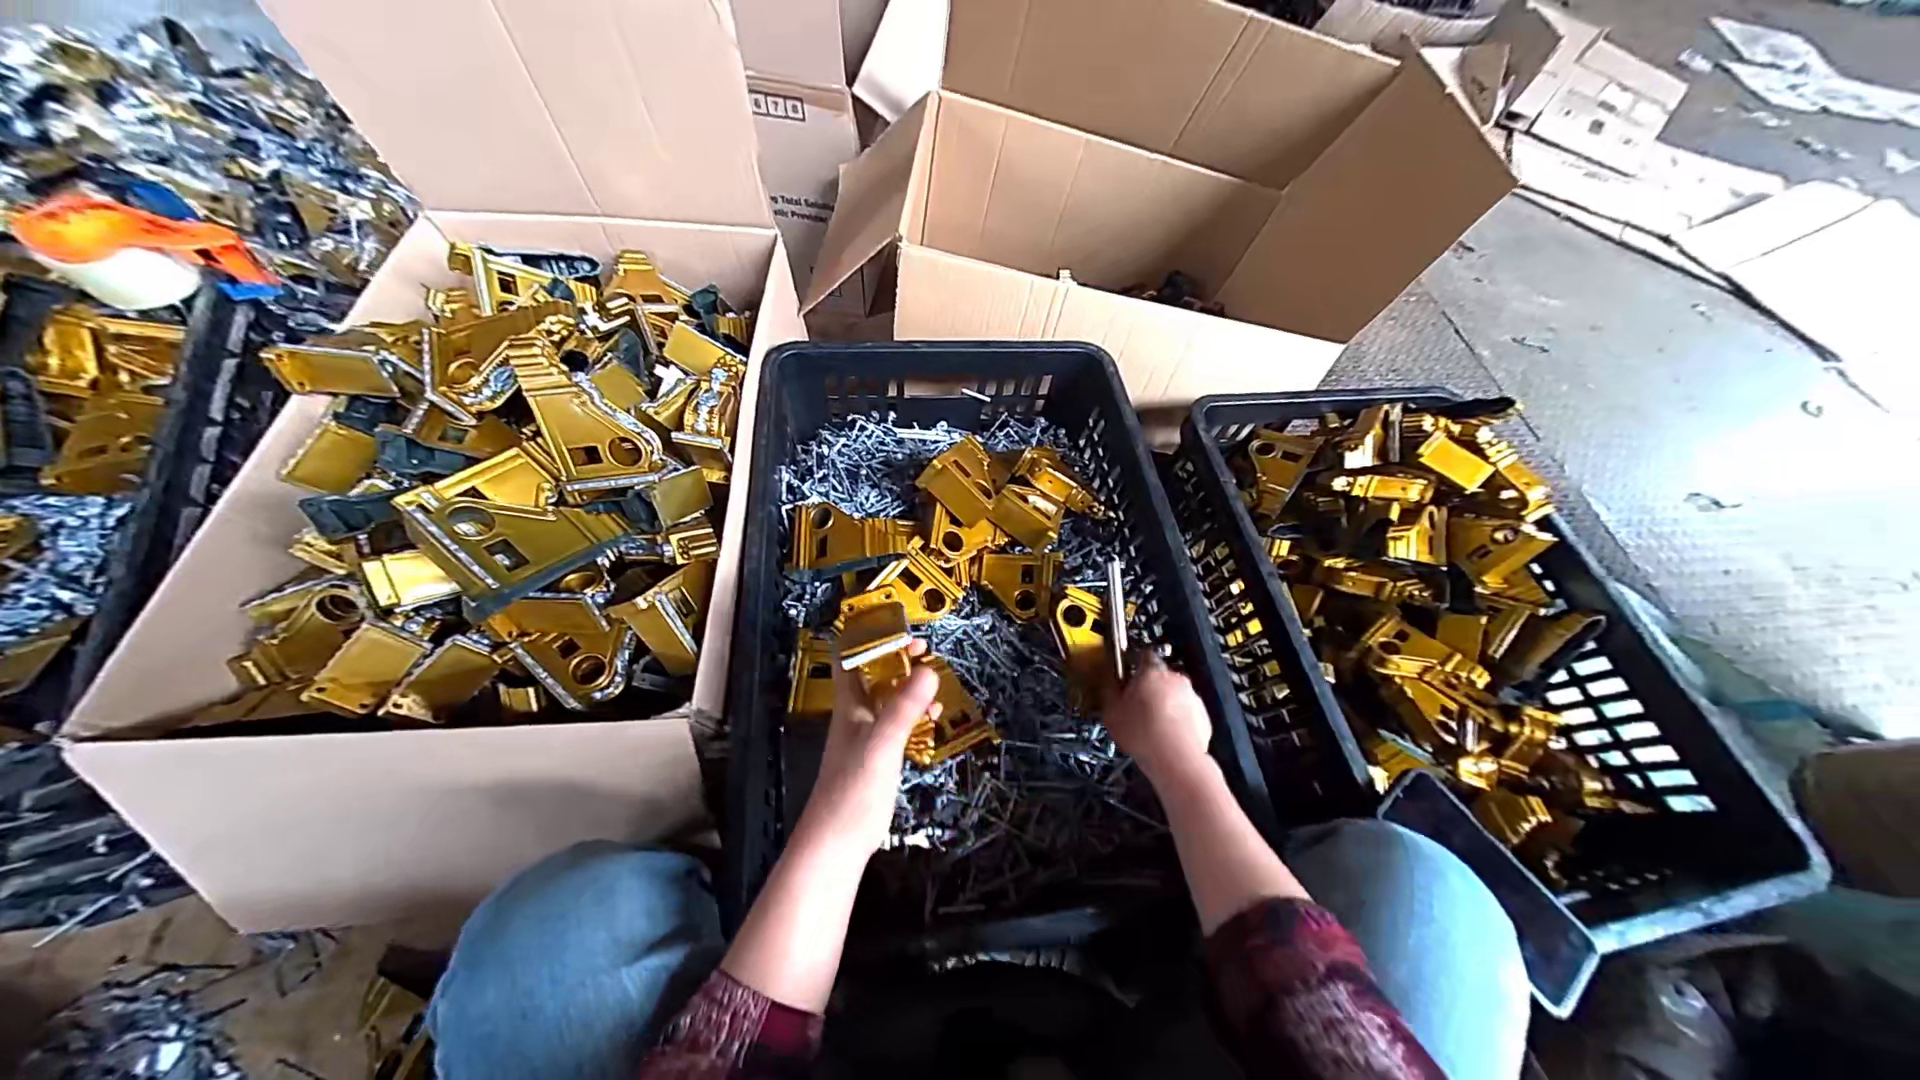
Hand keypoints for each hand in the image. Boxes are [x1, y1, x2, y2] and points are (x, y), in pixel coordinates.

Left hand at [793, 639, 940, 859]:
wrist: (836, 843)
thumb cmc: (851, 794)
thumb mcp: (883, 743)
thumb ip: (904, 707)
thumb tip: (927, 670)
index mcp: (850, 705)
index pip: (851, 657)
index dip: (872, 636)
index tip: (901, 628)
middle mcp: (855, 715)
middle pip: (874, 673)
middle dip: (898, 657)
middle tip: (924, 651)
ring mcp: (866, 735)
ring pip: (887, 697)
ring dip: (908, 684)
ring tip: (932, 680)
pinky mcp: (877, 757)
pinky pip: (897, 723)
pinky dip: (913, 714)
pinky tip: (929, 718)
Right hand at [1104, 651, 1212, 786]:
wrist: (1176, 760)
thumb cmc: (1144, 734)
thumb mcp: (1112, 711)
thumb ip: (1111, 691)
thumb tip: (1110, 684)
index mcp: (1152, 671)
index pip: (1142, 655)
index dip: (1132, 665)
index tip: (1126, 676)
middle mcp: (1175, 679)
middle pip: (1159, 676)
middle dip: (1147, 687)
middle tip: (1134, 706)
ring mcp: (1192, 697)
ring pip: (1173, 694)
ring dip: (1163, 704)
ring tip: (1149, 726)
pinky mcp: (1203, 716)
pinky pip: (1186, 712)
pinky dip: (1177, 719)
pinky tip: (1164, 736)